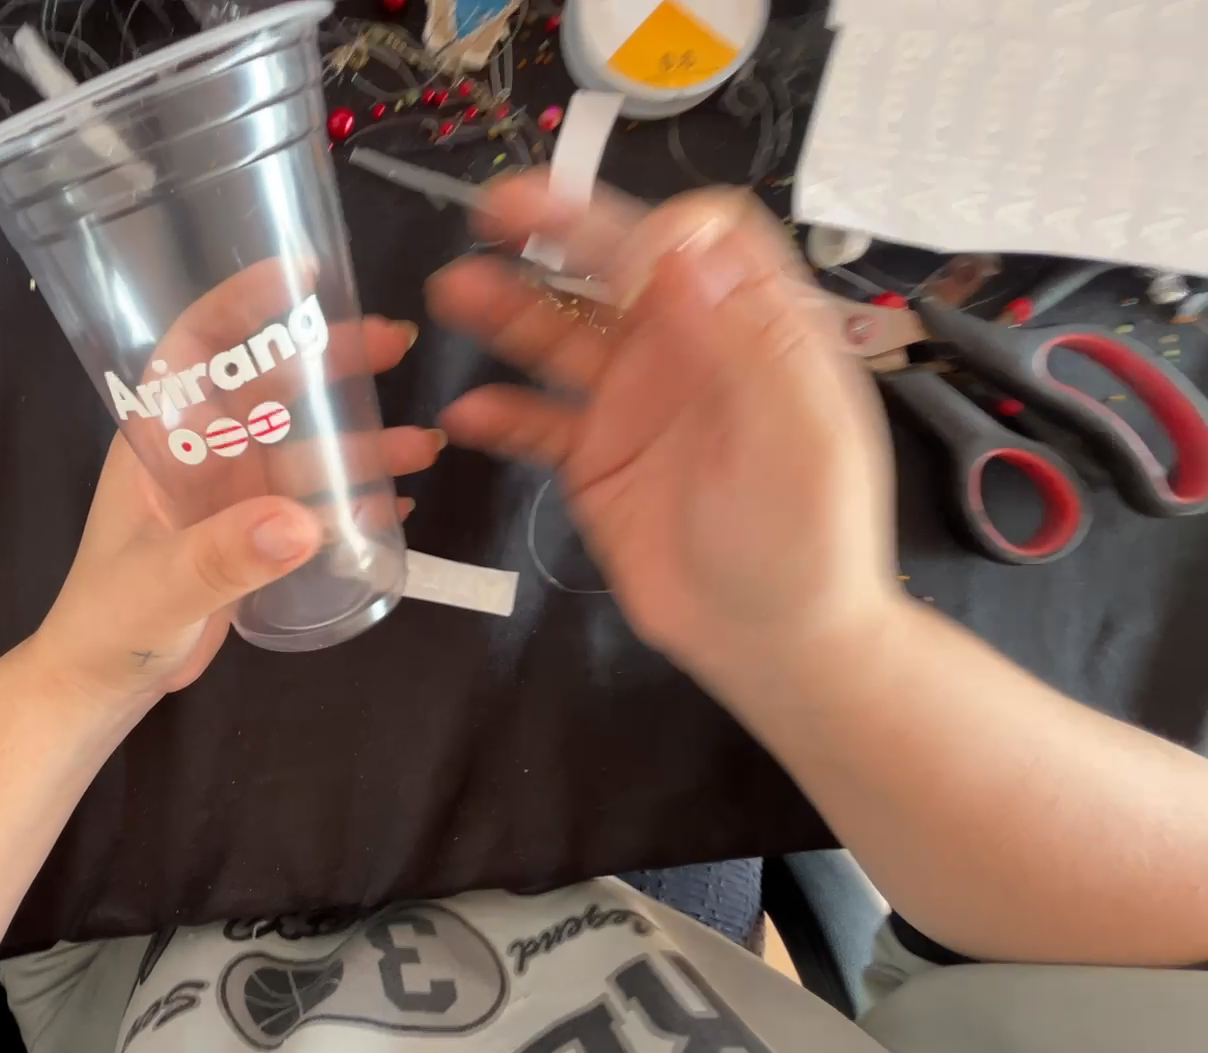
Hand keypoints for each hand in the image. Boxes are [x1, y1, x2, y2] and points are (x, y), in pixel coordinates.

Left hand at [30, 316, 439, 710]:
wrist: (106, 681)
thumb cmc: (109, 624)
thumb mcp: (158, 586)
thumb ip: (220, 555)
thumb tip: (305, 522)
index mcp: (159, 443)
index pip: (194, 350)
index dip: (240, 303)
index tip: (300, 277)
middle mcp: (199, 457)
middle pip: (267, 388)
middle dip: (328, 361)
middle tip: (394, 345)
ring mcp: (231, 498)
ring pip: (302, 449)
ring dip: (359, 443)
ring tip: (423, 445)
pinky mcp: (253, 537)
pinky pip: (311, 505)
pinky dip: (351, 501)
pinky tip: (394, 505)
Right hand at [428, 177, 899, 675]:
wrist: (762, 638)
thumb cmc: (799, 541)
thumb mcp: (792, 440)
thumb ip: (742, 341)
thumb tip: (677, 244)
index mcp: (749, 332)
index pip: (699, 242)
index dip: (645, 228)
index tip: (600, 253)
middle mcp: (683, 354)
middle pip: (614, 275)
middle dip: (556, 239)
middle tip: (491, 214)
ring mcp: (629, 405)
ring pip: (560, 342)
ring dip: (507, 314)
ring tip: (452, 294)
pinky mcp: (589, 457)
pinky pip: (535, 424)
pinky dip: (500, 415)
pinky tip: (467, 414)